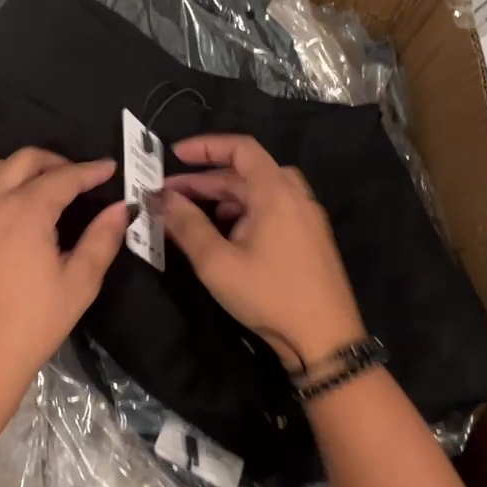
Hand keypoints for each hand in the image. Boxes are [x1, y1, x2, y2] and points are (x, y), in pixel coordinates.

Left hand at [0, 148, 126, 394]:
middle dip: (56, 161)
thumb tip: (122, 208)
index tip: (110, 168)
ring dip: (25, 169)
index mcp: (23, 211)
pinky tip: (17, 210)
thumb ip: (102, 239)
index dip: (90, 171)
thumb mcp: (79, 284)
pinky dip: (1, 186)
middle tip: (80, 178)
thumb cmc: (32, 325)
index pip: (63, 177)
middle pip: (24, 160)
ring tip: (49, 188)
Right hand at [158, 134, 365, 371]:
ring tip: (192, 216)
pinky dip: (244, 212)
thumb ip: (187, 226)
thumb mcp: (217, 263)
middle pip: (246, 172)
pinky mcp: (310, 239)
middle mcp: (295, 196)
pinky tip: (226, 236)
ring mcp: (306, 218)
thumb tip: (161, 199)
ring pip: (259, 192)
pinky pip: (273, 210)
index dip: (206, 146)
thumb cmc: (269, 296)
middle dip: (205, 180)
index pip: (241, 148)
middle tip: (170, 195)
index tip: (175, 155)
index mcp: (275, 192)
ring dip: (223, 197)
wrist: (326, 340)